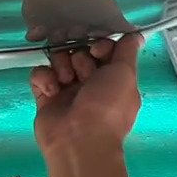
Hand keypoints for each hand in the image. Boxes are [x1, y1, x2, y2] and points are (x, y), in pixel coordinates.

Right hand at [30, 32, 144, 157]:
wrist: (79, 140)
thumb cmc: (107, 107)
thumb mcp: (126, 74)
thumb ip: (128, 51)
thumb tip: (135, 36)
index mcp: (113, 78)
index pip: (104, 48)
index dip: (100, 44)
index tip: (97, 50)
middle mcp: (91, 83)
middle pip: (80, 51)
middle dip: (80, 58)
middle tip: (83, 73)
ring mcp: (67, 89)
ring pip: (60, 59)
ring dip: (62, 65)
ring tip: (65, 81)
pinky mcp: (46, 95)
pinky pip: (41, 74)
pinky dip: (44, 78)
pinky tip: (52, 90)